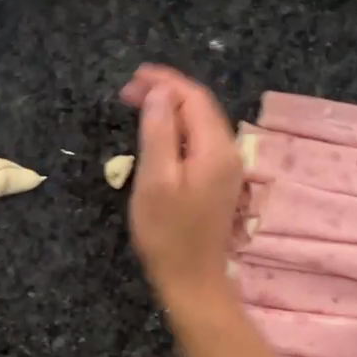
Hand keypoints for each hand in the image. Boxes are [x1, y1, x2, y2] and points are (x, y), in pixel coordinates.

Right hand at [121, 64, 242, 310]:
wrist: (191, 279)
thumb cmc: (167, 233)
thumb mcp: (154, 180)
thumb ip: (159, 132)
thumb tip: (160, 94)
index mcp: (215, 149)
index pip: (193, 98)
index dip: (164, 82)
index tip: (132, 77)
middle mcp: (228, 153)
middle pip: (200, 107)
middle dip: (166, 92)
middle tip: (128, 91)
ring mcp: (226, 169)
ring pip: (200, 124)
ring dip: (171, 109)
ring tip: (138, 105)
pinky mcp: (218, 182)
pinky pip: (199, 142)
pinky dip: (177, 129)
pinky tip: (158, 132)